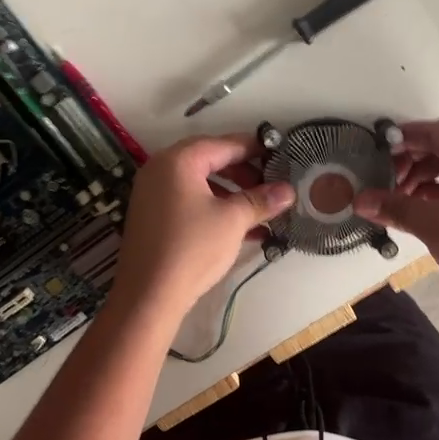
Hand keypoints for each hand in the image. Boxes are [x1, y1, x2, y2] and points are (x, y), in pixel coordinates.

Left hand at [112, 134, 293, 319]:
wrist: (149, 295)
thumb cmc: (192, 248)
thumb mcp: (233, 221)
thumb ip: (261, 200)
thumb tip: (289, 190)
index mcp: (178, 160)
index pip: (223, 144)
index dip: (254, 149)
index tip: (280, 155)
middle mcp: (160, 169)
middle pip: (209, 161)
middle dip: (243, 173)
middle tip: (270, 185)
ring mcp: (152, 193)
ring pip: (200, 184)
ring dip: (231, 194)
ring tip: (260, 210)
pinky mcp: (152, 217)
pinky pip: (188, 201)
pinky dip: (213, 208)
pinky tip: (241, 229)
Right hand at [354, 120, 438, 310]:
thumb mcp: (433, 226)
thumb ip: (394, 207)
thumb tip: (359, 200)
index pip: (438, 132)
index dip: (405, 136)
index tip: (377, 149)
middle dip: (412, 159)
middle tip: (385, 178)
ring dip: (423, 177)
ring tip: (398, 197)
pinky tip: (418, 209)